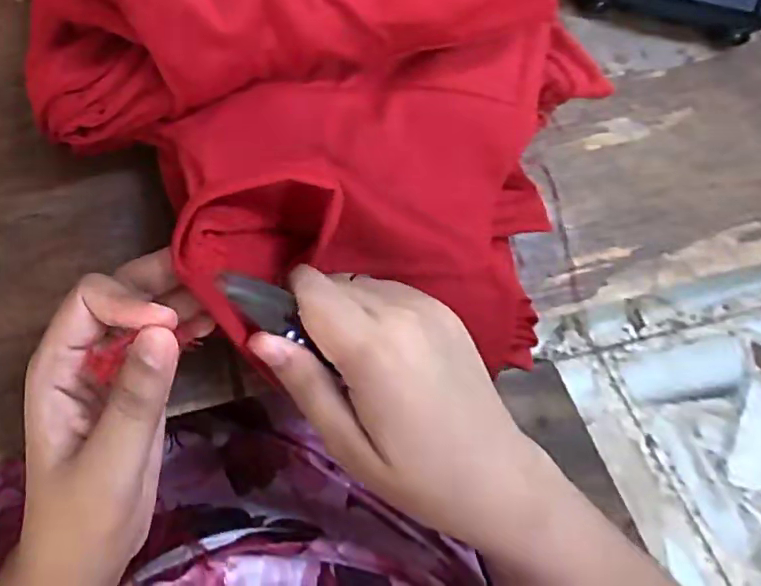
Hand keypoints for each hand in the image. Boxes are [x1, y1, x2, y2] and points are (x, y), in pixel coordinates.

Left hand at [3, 251, 213, 585]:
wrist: (84, 561)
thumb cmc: (83, 518)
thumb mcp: (110, 464)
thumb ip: (135, 397)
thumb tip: (163, 329)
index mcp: (57, 364)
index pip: (87, 301)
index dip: (127, 299)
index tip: (168, 320)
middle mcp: (80, 353)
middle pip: (117, 294)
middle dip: (158, 279)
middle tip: (205, 270)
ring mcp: (108, 364)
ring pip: (141, 311)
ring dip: (177, 297)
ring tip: (219, 287)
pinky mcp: (133, 379)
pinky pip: (157, 339)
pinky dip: (184, 325)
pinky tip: (212, 318)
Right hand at [246, 268, 543, 551]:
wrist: (501, 480)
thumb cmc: (416, 475)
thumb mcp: (347, 444)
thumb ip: (302, 382)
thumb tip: (258, 335)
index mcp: (371, 345)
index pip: (307, 283)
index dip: (289, 303)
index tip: (292, 340)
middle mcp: (398, 309)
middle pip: (329, 281)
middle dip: (316, 311)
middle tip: (330, 363)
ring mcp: (424, 303)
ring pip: (355, 282)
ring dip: (345, 309)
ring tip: (364, 360)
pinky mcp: (441, 305)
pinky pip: (384, 288)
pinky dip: (373, 309)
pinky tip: (392, 351)